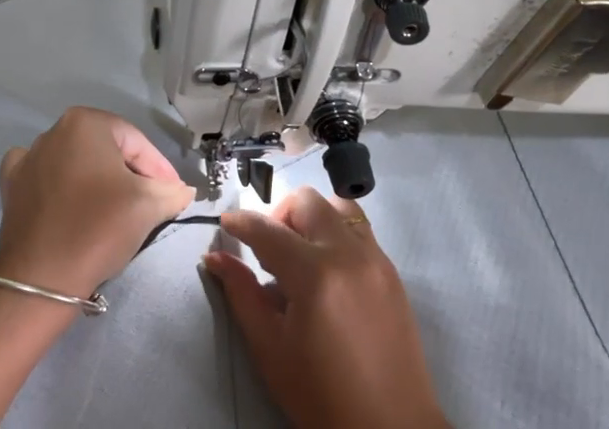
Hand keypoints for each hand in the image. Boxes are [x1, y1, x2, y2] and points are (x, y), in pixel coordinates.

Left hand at [0, 107, 195, 299]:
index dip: (159, 169)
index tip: (173, 194)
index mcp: (85, 123)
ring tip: (115, 209)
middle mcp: (52, 131)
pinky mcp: (11, 186)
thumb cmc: (99, 228)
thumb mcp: (148, 206)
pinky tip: (70, 201)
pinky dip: (60, 186)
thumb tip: (183, 190)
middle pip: (106, 150)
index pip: (136, 142)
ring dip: (97, 180)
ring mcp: (27, 158)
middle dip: (130, 173)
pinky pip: (46, 178)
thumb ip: (171, 191)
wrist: (41, 278)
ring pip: (76, 163)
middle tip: (150, 202)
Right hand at [206, 187, 449, 428]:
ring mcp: (376, 259)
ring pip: (340, 207)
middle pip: (308, 202)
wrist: (390, 427)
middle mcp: (349, 254)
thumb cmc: (320, 394)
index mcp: (314, 274)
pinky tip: (326, 271)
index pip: (268, 230)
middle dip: (279, 215)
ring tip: (299, 253)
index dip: (241, 222)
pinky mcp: (392, 272)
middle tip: (266, 250)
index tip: (225, 223)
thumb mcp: (270, 348)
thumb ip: (242, 294)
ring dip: (313, 217)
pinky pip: (361, 230)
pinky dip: (337, 233)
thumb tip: (215, 257)